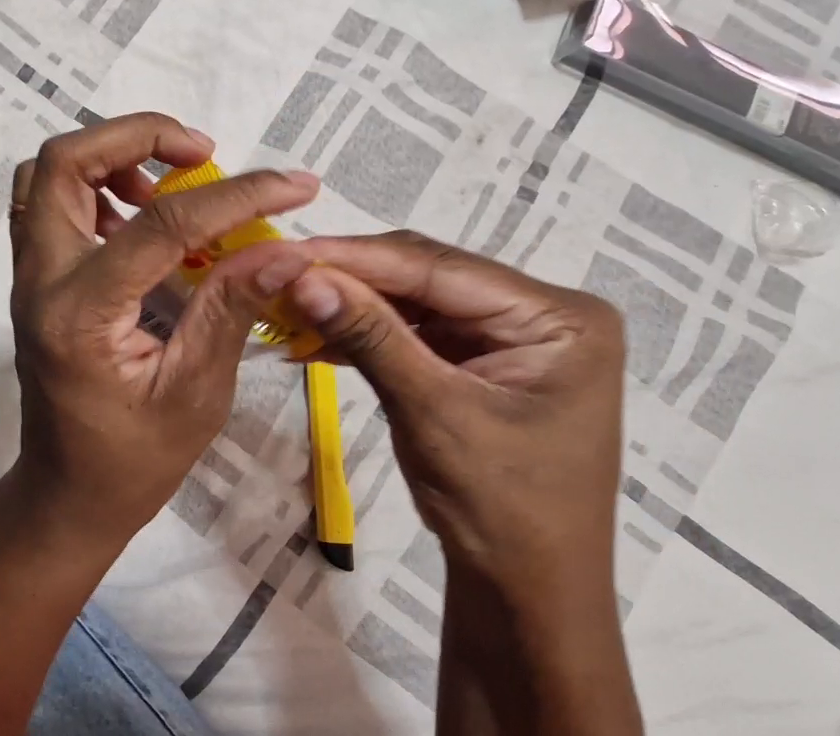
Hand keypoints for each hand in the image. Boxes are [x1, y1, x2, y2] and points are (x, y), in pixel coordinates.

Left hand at [5, 113, 319, 544]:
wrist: (66, 492)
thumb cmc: (132, 460)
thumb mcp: (195, 393)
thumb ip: (232, 308)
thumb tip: (288, 245)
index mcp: (79, 313)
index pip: (157, 225)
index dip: (234, 195)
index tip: (295, 184)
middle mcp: (40, 280)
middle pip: (62, 163)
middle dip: (135, 137)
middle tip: (201, 153)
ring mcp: (28, 276)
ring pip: (46, 175)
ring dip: (109, 157)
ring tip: (171, 184)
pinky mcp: (35, 279)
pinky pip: (49, 204)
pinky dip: (95, 188)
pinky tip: (143, 219)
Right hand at [284, 230, 624, 581]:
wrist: (527, 588)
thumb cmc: (501, 505)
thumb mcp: (433, 412)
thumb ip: (370, 336)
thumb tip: (303, 277)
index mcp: (559, 318)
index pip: (441, 268)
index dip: (358, 257)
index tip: (288, 251)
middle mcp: (541, 313)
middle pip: (427, 277)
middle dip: (351, 278)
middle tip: (280, 273)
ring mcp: (511, 337)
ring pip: (413, 300)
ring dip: (351, 305)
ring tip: (286, 303)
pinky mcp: (481, 360)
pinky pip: (413, 331)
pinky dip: (365, 334)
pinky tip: (314, 336)